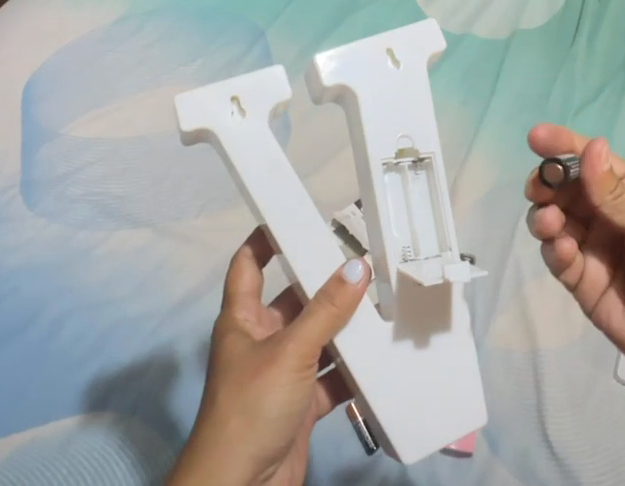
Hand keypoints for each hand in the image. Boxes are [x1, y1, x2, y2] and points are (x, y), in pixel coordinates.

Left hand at [169, 229, 370, 485]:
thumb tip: (357, 265)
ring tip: (383, 302)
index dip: (265, 240)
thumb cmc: (251, 406)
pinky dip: (353, 370)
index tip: (295, 217)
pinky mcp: (301, 405)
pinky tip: (382, 357)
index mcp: (242, 319)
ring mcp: (281, 374)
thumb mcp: (291, 350)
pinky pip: (331, 377)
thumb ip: (326, 310)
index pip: (248, 265)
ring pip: (317, 338)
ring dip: (345, 327)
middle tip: (363, 261)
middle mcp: (260, 340)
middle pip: (293, 300)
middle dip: (324, 284)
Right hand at [524, 123, 624, 398]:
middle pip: (566, 189)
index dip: (563, 146)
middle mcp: (611, 217)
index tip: (535, 137)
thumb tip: (591, 144)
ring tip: (549, 222)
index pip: (594, 161)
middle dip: (548, 183)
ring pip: (554, 221)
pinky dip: (552, 248)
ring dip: (544, 214)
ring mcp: (596, 250)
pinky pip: (558, 258)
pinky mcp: (585, 284)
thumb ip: (616, 194)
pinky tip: (561, 249)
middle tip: (539, 187)